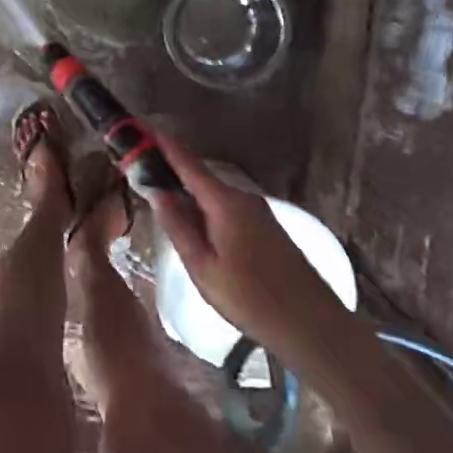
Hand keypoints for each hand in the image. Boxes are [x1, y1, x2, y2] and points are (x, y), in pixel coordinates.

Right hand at [152, 137, 345, 352]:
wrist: (312, 325)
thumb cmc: (250, 299)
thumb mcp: (203, 267)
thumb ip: (178, 227)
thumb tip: (157, 193)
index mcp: (225, 202)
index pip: (187, 162)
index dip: (162, 143)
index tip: (140, 128)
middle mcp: (243, 197)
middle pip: (200, 176)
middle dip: (171, 171)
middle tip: (140, 174)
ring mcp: (258, 210)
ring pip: (213, 194)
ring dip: (188, 194)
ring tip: (161, 204)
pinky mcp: (266, 226)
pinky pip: (226, 207)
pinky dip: (205, 208)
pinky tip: (194, 227)